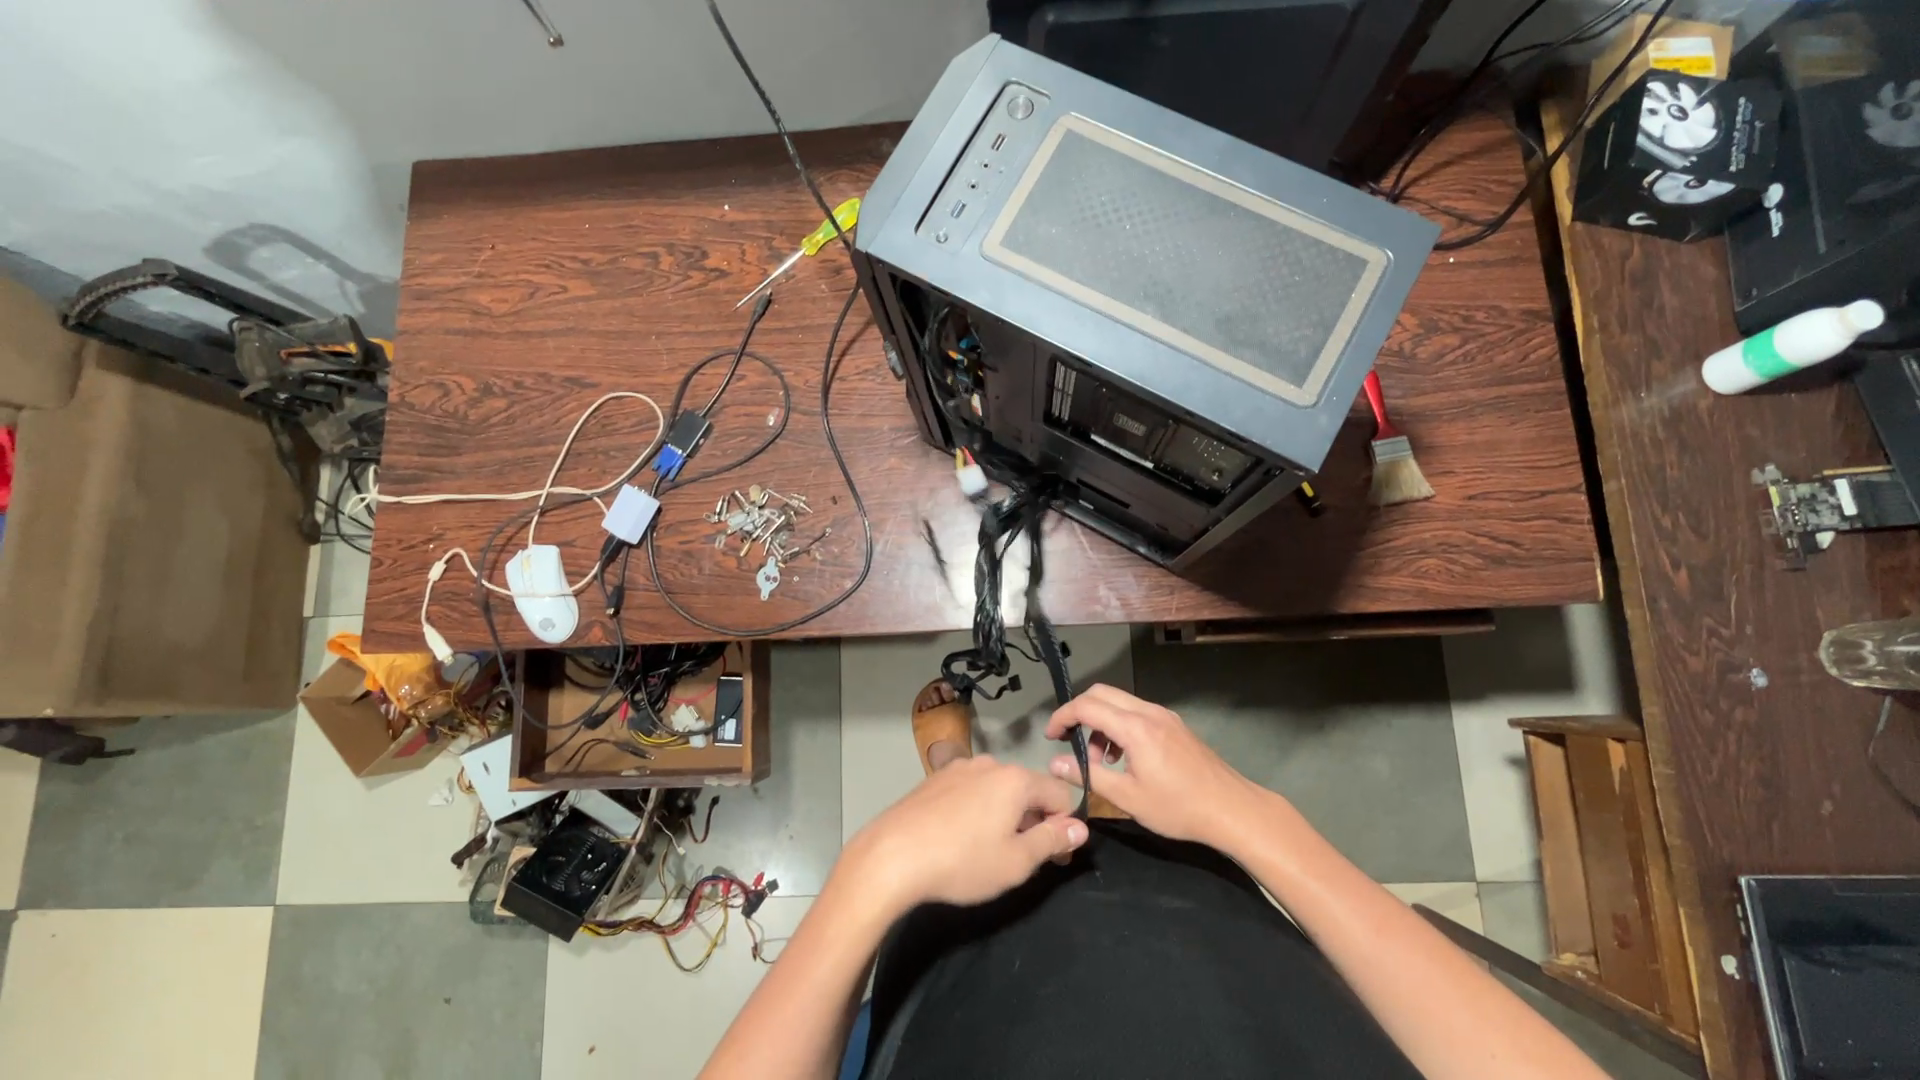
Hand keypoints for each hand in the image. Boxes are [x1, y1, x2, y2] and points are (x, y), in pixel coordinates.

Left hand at [842, 756, 1089, 911]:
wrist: (891, 857)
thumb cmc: (962, 862)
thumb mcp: (1017, 862)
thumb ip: (1052, 840)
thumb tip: (1079, 827)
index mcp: (1015, 779)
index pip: (1060, 795)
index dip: (1064, 828)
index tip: (1054, 858)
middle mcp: (988, 765)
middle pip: (1027, 790)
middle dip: (1033, 822)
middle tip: (1021, 860)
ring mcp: (957, 769)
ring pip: (997, 791)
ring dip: (1003, 817)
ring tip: (986, 853)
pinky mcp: (932, 781)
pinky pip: (969, 793)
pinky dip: (975, 813)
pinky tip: (958, 840)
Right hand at [1046, 684, 1272, 849]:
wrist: (1231, 809)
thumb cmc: (1178, 807)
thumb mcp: (1128, 797)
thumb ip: (1089, 776)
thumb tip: (1055, 763)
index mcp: (1135, 728)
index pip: (1086, 705)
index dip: (1062, 716)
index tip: (1050, 736)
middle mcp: (1149, 712)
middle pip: (1102, 693)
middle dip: (1079, 713)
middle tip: (1069, 742)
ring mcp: (1164, 716)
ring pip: (1120, 702)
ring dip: (1101, 722)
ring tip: (1100, 762)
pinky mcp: (1174, 725)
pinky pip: (1137, 712)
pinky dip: (1120, 726)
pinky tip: (1124, 758)